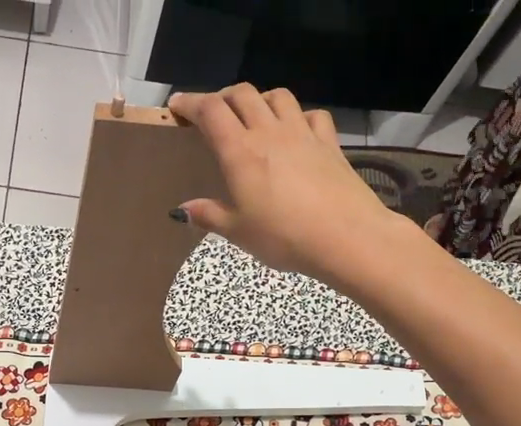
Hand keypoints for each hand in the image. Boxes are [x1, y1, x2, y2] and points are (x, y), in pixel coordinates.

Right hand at [168, 84, 396, 279]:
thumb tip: (182, 210)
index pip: (211, 112)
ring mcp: (302, 133)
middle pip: (243, 94)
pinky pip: (311, 115)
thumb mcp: (238, 232)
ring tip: (253, 116)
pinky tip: (295, 131)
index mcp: (240, 152)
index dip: (190, 103)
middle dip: (223, 97)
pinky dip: (298, 116)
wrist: (343, 235)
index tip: (177, 105)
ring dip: (260, 99)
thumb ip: (209, 215)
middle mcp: (269, 132)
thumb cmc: (282, 236)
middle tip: (212, 113)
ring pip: (277, 96)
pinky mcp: (328, 142)